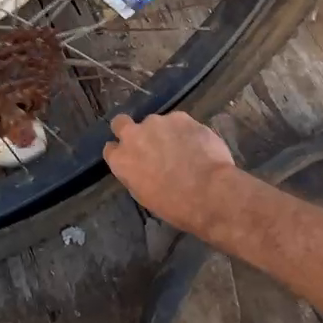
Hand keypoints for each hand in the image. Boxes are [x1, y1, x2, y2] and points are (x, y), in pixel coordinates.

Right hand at [104, 112, 242, 234]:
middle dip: (131, 130)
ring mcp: (156, 122)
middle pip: (121, 123)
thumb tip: (141, 167)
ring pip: (155, 123)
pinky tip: (198, 147)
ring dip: (164, 133)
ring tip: (184, 150)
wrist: (211, 193)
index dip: (122, 152)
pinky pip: (178, 122)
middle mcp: (133, 135)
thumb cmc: (177, 206)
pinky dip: (185, 132)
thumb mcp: (145, 196)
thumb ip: (135, 174)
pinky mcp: (179, 116)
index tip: (132, 159)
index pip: (110, 149)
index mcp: (121, 159)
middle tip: (149, 144)